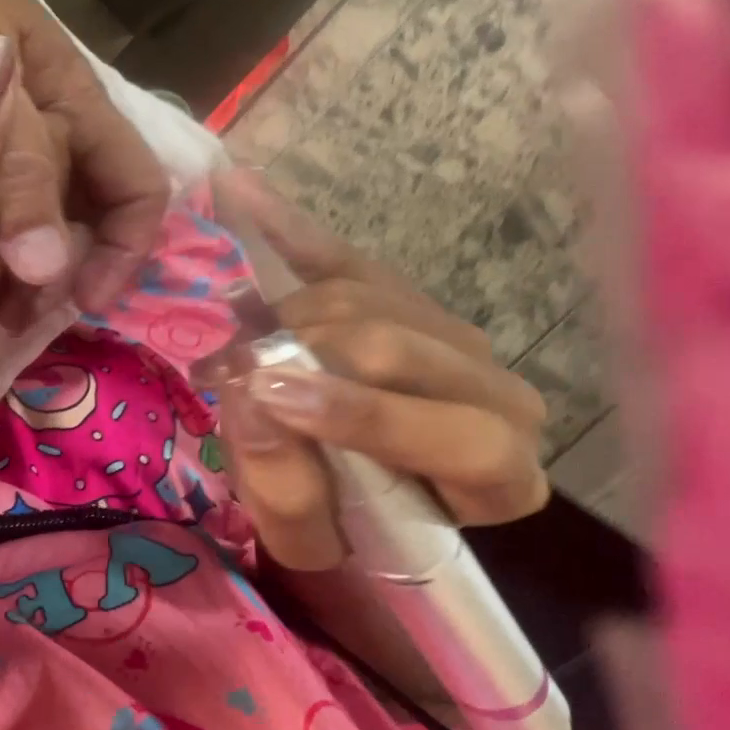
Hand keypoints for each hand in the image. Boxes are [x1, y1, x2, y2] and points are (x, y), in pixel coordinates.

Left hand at [0, 0, 165, 311]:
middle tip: (21, 318)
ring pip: (34, 213)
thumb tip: (50, 262)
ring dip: (24, 263)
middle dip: (69, 268)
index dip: (125, 250)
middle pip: (85, 212)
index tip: (81, 299)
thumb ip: (7, 156)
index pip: (133, 188)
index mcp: (66, 105)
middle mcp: (42, 126)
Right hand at [205, 169, 550, 570]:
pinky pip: (336, 253)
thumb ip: (288, 490)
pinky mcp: (399, 293)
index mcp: (498, 474)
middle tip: (231, 364)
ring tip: (231, 338)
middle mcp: (495, 393)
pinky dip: (283, 226)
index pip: (465, 437)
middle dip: (302, 351)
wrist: (346, 491)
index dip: (368, 415)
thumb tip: (253, 398)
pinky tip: (239, 188)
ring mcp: (450, 332)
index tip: (275, 395)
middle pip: (400, 346)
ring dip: (283, 316)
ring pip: (363, 297)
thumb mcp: (309, 540)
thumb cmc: (337, 527)